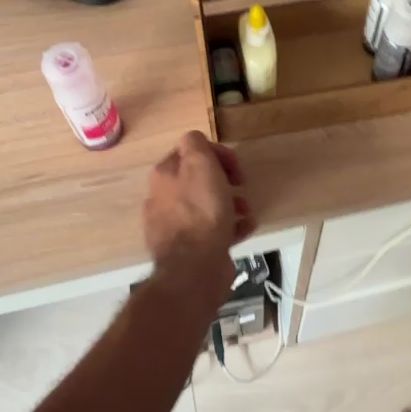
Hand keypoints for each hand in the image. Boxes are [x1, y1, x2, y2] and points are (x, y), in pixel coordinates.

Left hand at [143, 132, 253, 289]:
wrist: (193, 269)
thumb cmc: (201, 212)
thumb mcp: (201, 165)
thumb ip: (196, 145)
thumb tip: (196, 143)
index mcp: (164, 175)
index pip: (190, 151)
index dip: (217, 154)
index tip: (235, 168)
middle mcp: (163, 197)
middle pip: (199, 179)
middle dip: (225, 181)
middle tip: (241, 188)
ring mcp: (174, 225)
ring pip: (207, 205)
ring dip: (231, 205)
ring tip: (247, 213)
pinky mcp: (188, 248)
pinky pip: (211, 230)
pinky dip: (230, 227)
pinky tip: (244, 230)